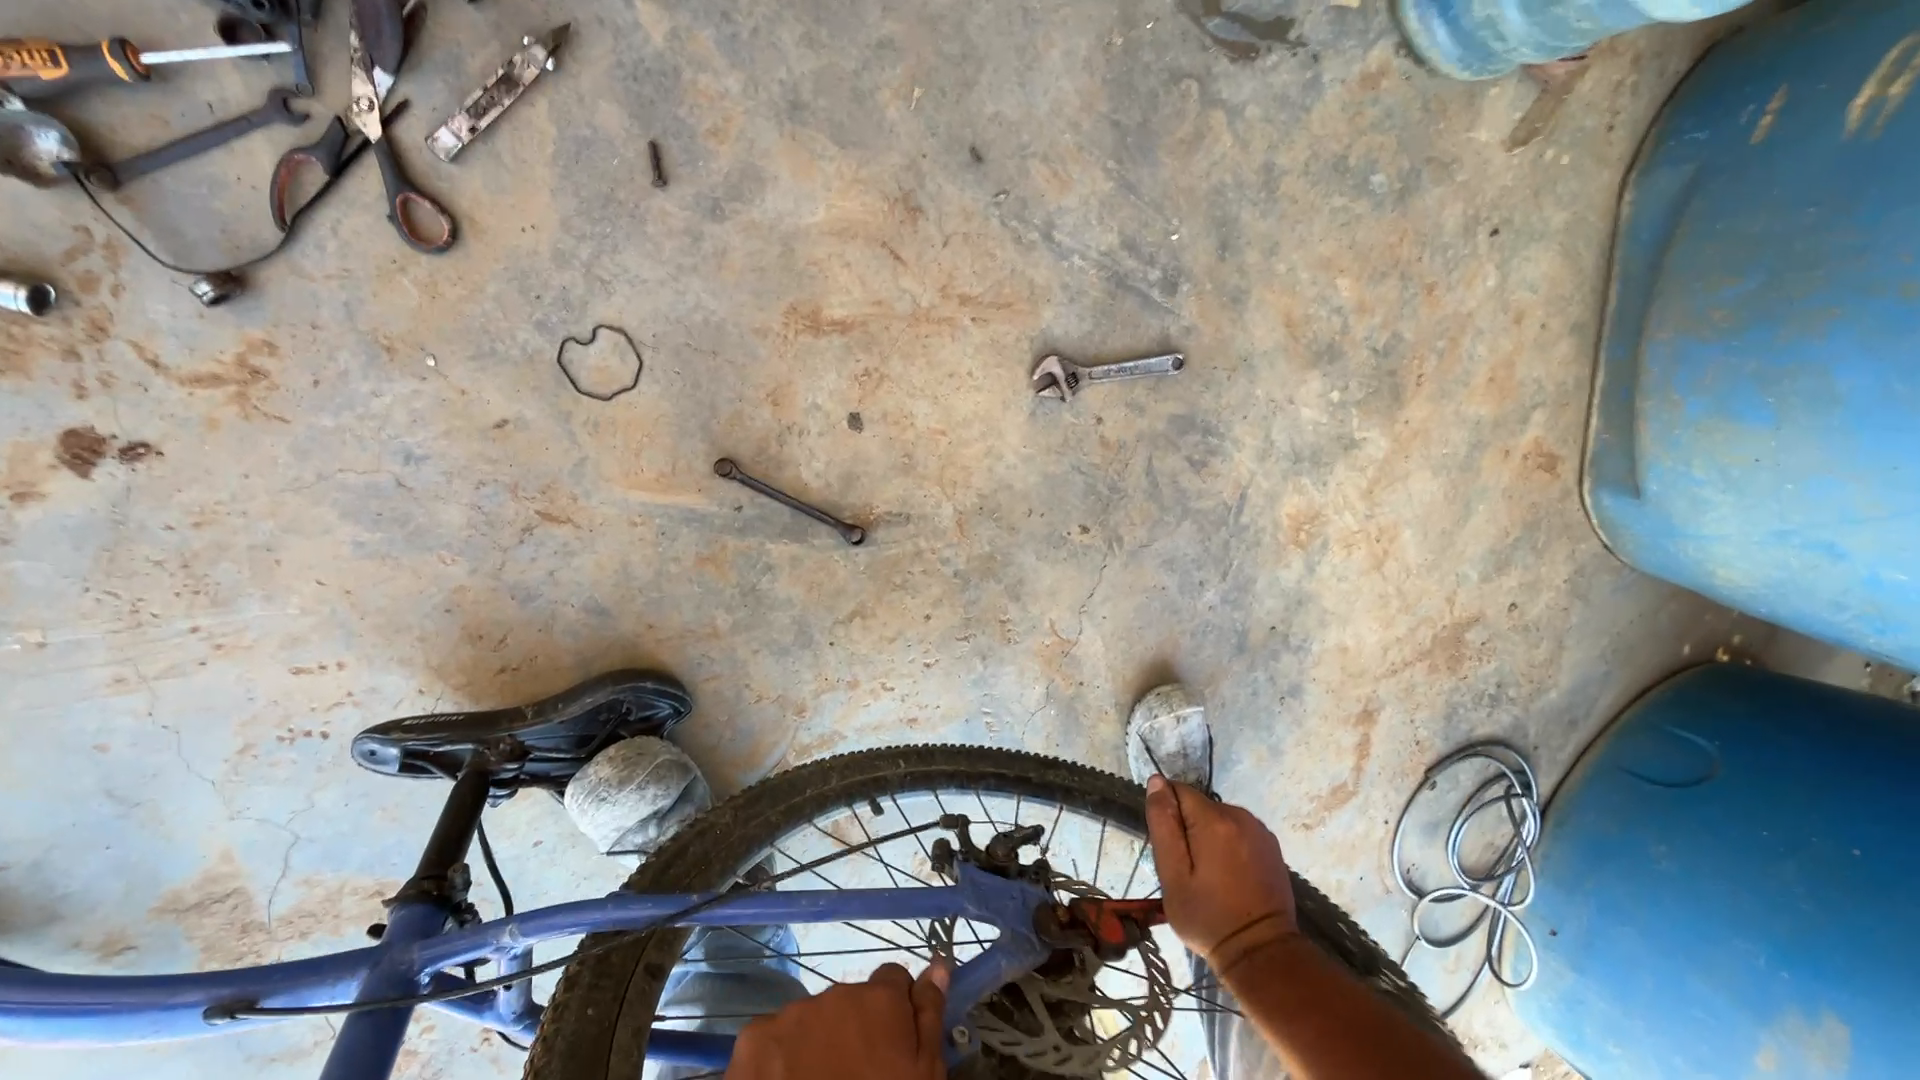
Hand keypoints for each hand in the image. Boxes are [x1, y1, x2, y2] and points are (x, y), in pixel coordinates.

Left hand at [724, 961, 948, 1079]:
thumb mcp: (922, 1075)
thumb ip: (929, 1015)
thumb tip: (938, 966)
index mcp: (880, 1000)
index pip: (894, 979)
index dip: (896, 1009)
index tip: (892, 1043)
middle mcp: (834, 994)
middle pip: (849, 1002)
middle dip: (853, 1029)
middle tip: (855, 1075)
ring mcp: (790, 1015)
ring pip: (810, 1020)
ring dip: (816, 1042)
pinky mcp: (753, 1040)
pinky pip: (773, 1039)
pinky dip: (778, 1058)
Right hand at [1145, 775, 1298, 975]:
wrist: (1261, 952)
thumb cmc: (1208, 917)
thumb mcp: (1173, 875)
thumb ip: (1163, 824)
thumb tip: (1157, 782)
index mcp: (1214, 820)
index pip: (1178, 791)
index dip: (1167, 815)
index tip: (1170, 850)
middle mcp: (1241, 815)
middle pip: (1200, 806)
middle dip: (1187, 828)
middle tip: (1186, 871)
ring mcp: (1260, 831)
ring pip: (1219, 819)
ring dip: (1208, 837)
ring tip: (1208, 877)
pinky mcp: (1272, 847)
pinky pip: (1238, 833)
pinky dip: (1228, 846)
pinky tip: (1230, 877)